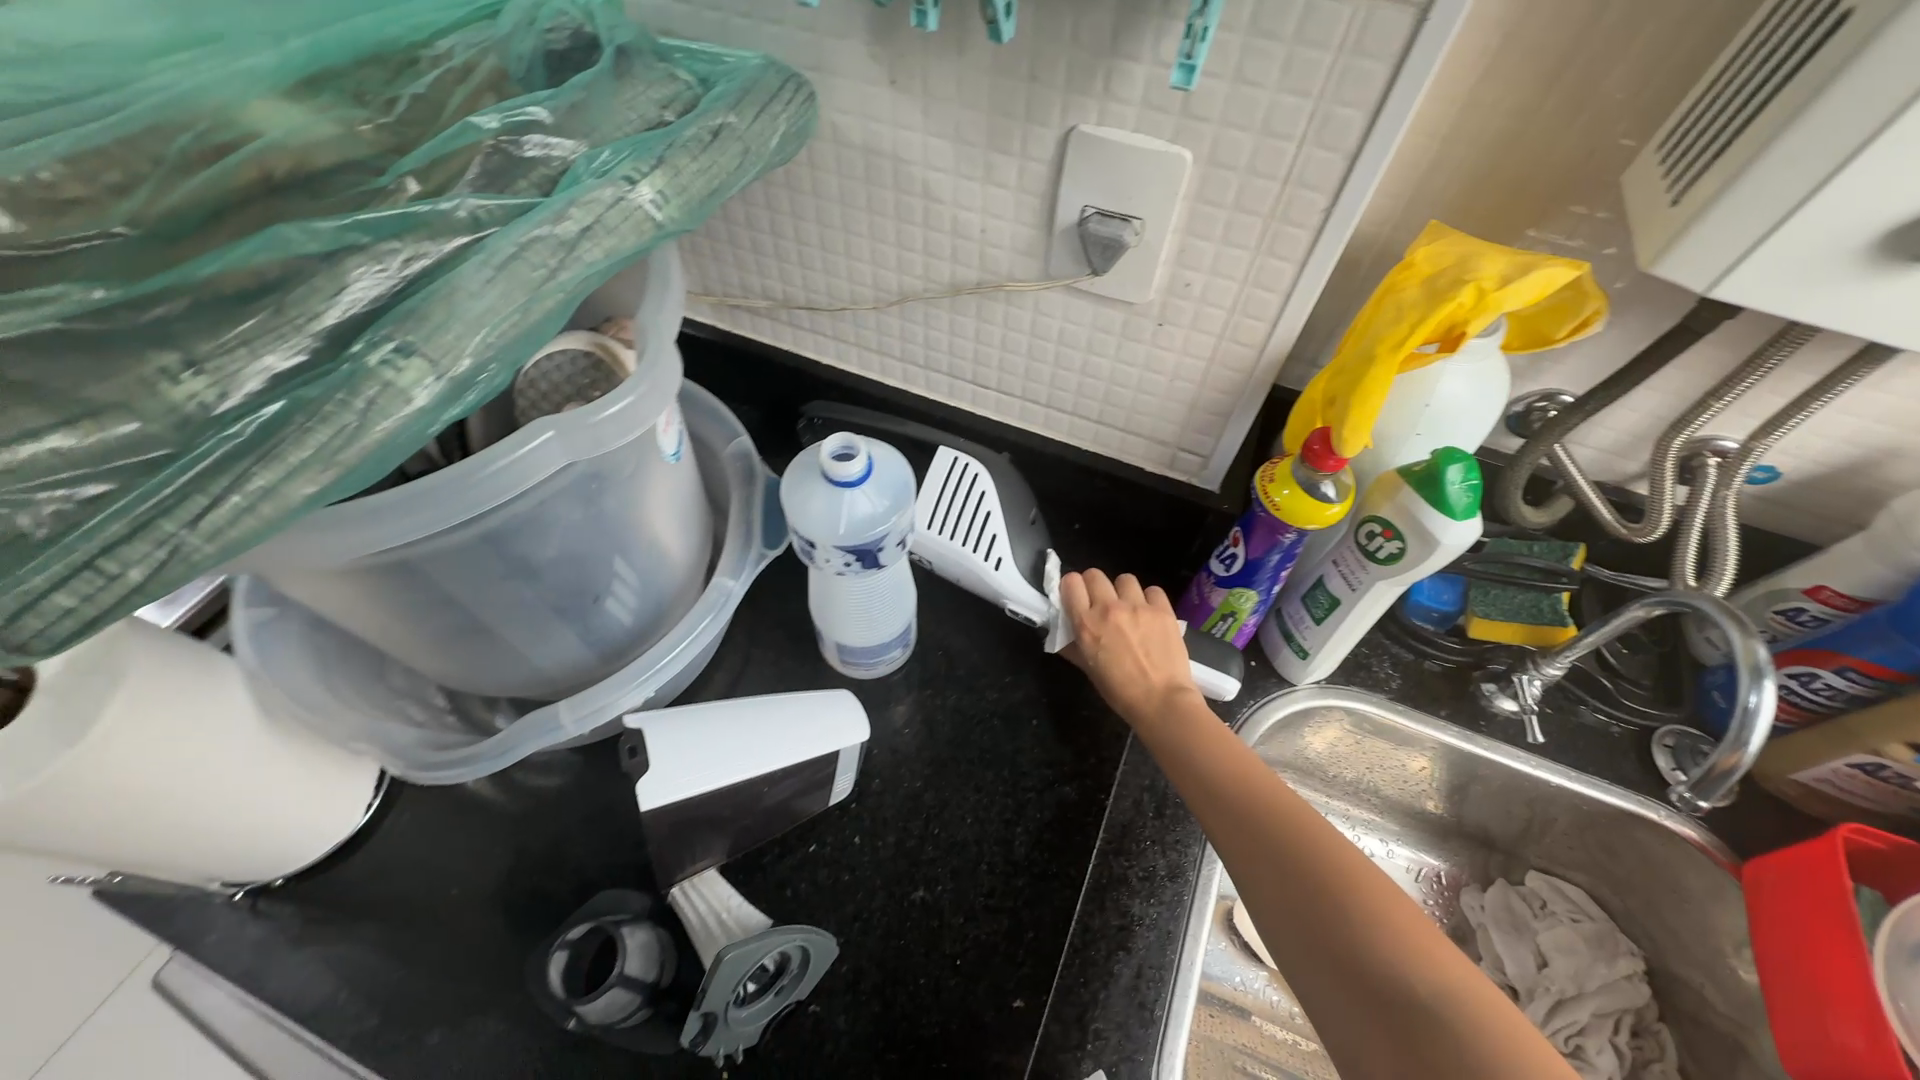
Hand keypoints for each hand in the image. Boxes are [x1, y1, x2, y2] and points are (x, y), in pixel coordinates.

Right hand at [1059, 569, 1201, 730]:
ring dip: (1123, 591)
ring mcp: (1138, 606)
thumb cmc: (1119, 691)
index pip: (1071, 582)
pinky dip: (1149, 599)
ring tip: (1129, 609)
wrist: (1161, 700)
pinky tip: (1150, 615)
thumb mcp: (1088, 669)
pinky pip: (1153, 590)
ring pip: (1125, 579)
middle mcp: (1109, 608)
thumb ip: (1073, 645)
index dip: (1072, 588)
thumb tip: (1064, 632)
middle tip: (1101, 604)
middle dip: (1094, 586)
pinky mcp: (1163, 610)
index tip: (1076, 598)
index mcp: (1086, 623)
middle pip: (1095, 574)